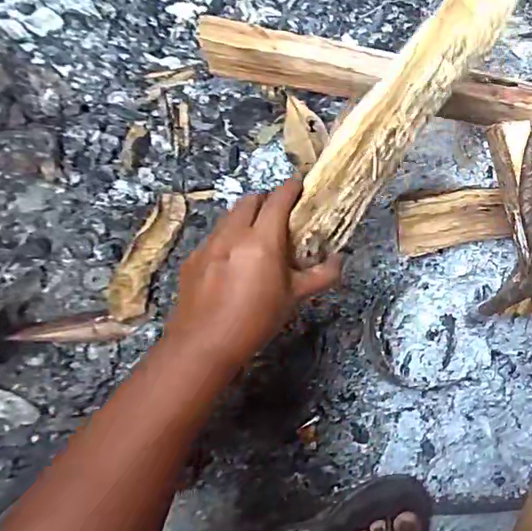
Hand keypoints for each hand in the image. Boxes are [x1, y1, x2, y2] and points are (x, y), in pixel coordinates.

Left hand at [155, 178, 342, 376]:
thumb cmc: (256, 320)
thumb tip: (339, 260)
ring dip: (246, 217)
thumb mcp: (295, 298)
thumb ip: (321, 275)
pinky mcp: (192, 260)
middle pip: (251, 200)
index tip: (300, 184)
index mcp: (262, 241)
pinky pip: (214, 237)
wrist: (202, 346)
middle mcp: (233, 235)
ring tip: (257, 235)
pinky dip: (228, 237)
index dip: (291, 188)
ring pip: (229, 216)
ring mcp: (208, 246)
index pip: (279, 200)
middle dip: (267, 200)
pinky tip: (233, 261)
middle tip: (281, 212)